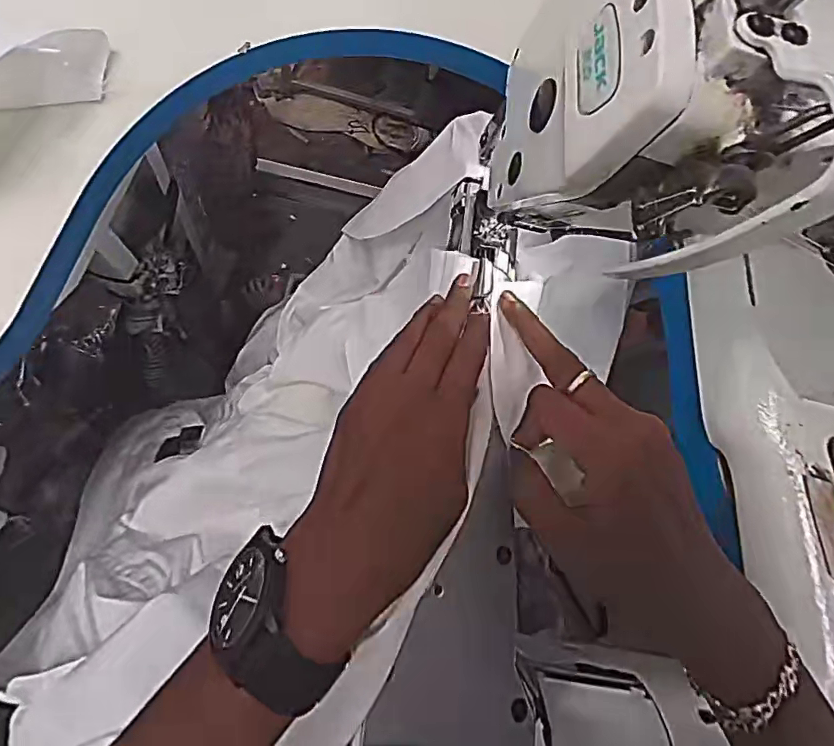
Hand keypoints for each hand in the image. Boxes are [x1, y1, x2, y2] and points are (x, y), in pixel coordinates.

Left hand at [282, 275, 488, 663]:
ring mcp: (380, 397)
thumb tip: (463, 412)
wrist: (347, 546)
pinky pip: (384, 360)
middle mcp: (412, 398)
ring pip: (409, 342)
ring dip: (427, 317)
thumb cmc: (405, 530)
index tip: (486, 315)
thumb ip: (462, 437)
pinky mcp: (358, 405)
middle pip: (439, 338)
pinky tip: (408, 335)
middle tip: (466, 286)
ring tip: (441, 299)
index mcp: (445, 417)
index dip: (479, 332)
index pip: (468, 358)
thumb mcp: (457, 484)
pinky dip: (400, 340)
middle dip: (456, 308)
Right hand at [501, 292, 788, 704]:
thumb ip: (528, 486)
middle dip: (538, 341)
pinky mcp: (657, 437)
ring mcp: (650, 429)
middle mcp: (634, 428)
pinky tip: (576, 443)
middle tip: (514, 314)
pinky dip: (585, 414)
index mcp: (610, 451)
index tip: (520, 445)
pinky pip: (611, 408)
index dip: (524, 421)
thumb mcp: (562, 540)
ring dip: (561, 393)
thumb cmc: (636, 574)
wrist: (692, 589)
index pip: (549, 401)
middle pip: (574, 371)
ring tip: (542, 409)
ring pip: (591, 388)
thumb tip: (516, 453)